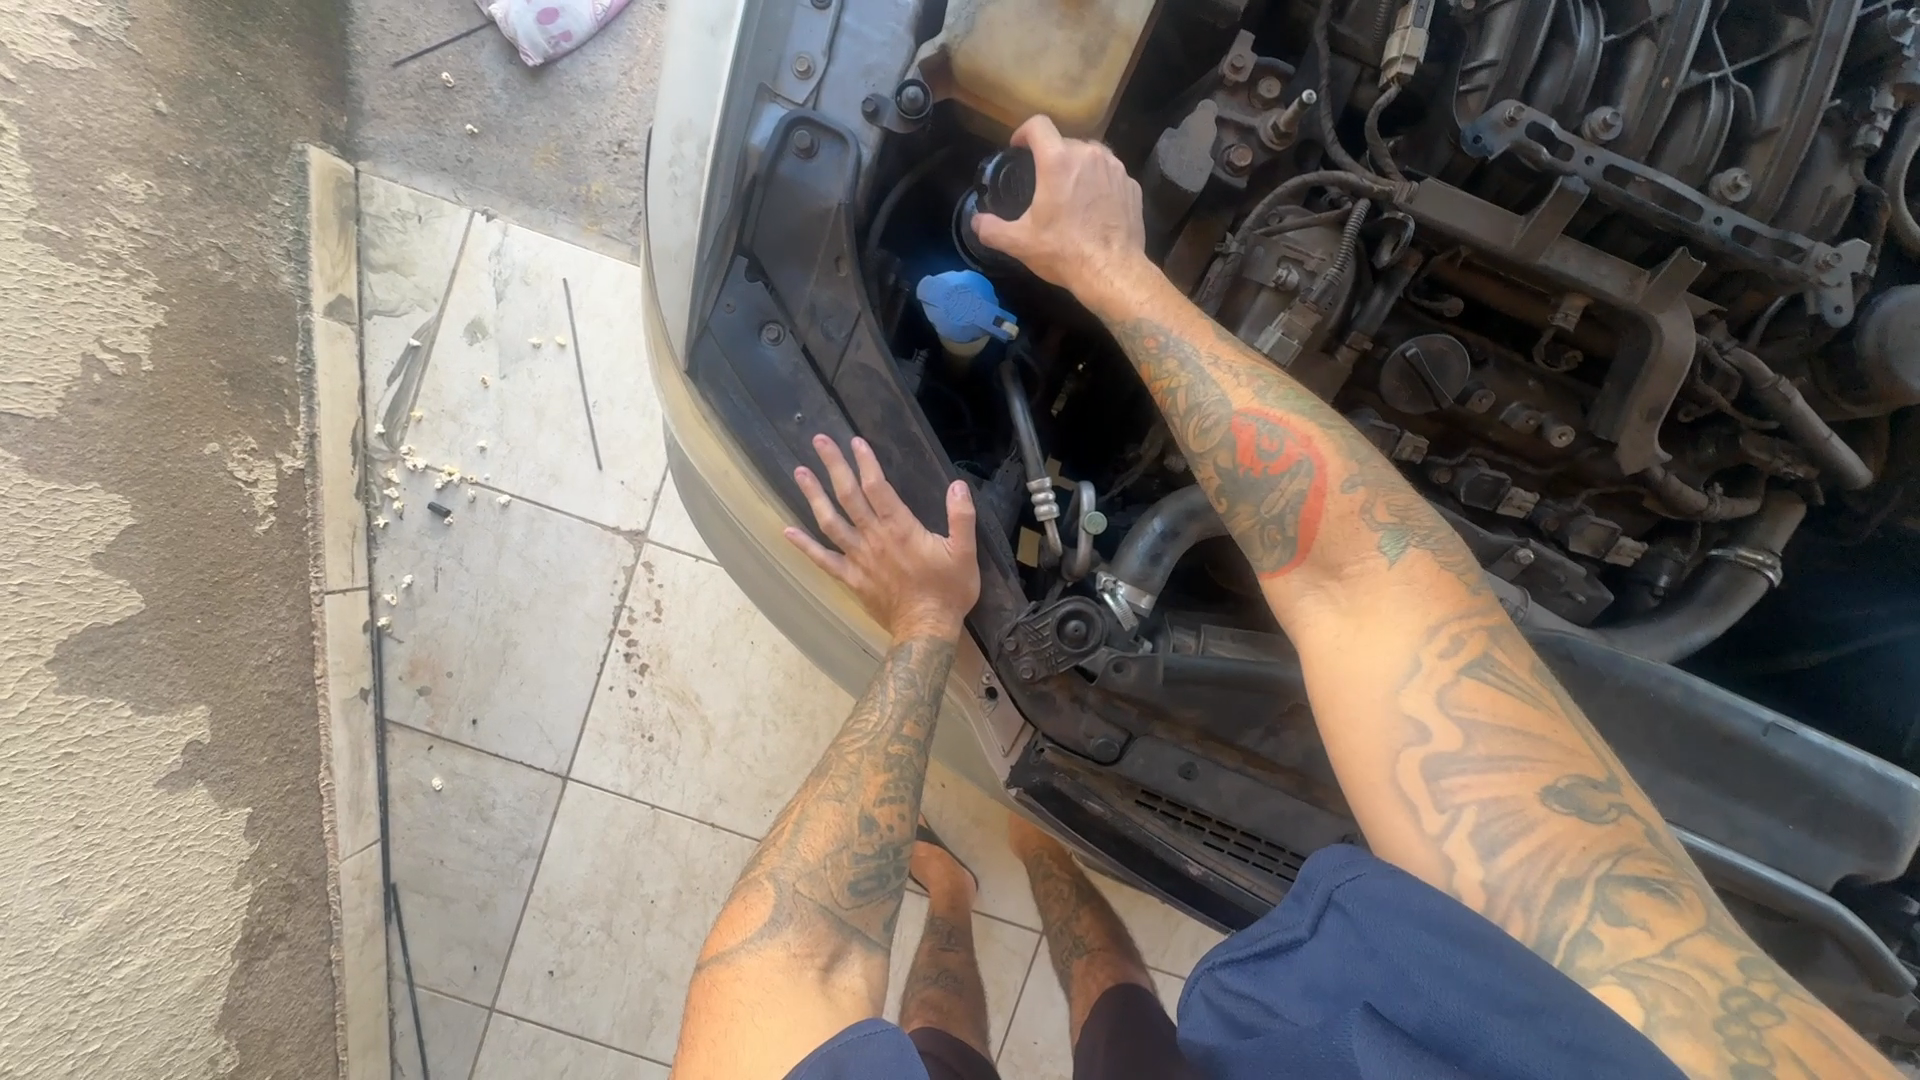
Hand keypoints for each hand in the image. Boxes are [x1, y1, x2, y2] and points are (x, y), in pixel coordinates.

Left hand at [784, 435, 979, 640]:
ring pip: (830, 522)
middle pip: (849, 496)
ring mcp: (858, 558)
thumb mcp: (965, 552)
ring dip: (814, 496)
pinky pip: (823, 559)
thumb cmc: (948, 591)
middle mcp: (874, 538)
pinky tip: (787, 530)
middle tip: (819, 441)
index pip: (878, 488)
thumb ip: (961, 517)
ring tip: (799, 472)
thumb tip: (957, 485)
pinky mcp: (851, 578)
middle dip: (834, 466)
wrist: (926, 630)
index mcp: (900, 528)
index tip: (856, 441)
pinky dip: (804, 545)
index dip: (866, 463)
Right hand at [972, 115, 1150, 311]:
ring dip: (1078, 169)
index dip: (1024, 132)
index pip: (1038, 125)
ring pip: (1091, 157)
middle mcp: (1089, 155)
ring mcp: (1116, 169)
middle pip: (1065, 142)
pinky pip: (1111, 176)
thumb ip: (992, 229)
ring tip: (1070, 195)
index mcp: (1058, 161)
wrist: (1111, 271)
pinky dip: (1100, 185)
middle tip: (1043, 185)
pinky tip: (1093, 209)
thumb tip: (976, 222)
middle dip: (1052, 158)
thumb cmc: (1063, 253)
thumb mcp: (1020, 243)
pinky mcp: (1132, 186)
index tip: (1019, 148)